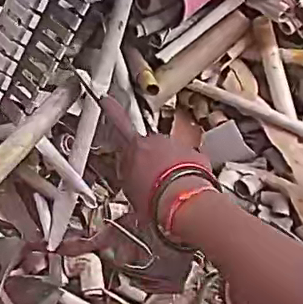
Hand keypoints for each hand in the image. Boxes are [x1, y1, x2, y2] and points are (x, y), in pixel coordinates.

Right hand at [93, 94, 211, 221]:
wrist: (184, 203)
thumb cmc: (154, 200)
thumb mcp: (130, 195)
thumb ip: (128, 183)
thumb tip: (129, 194)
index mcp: (133, 148)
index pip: (118, 123)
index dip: (112, 110)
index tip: (107, 99)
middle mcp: (154, 141)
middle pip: (147, 144)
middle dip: (147, 157)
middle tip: (147, 179)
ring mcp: (175, 145)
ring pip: (167, 153)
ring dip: (166, 165)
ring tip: (165, 188)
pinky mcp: (195, 154)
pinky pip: (187, 161)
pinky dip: (185, 171)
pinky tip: (182, 187)